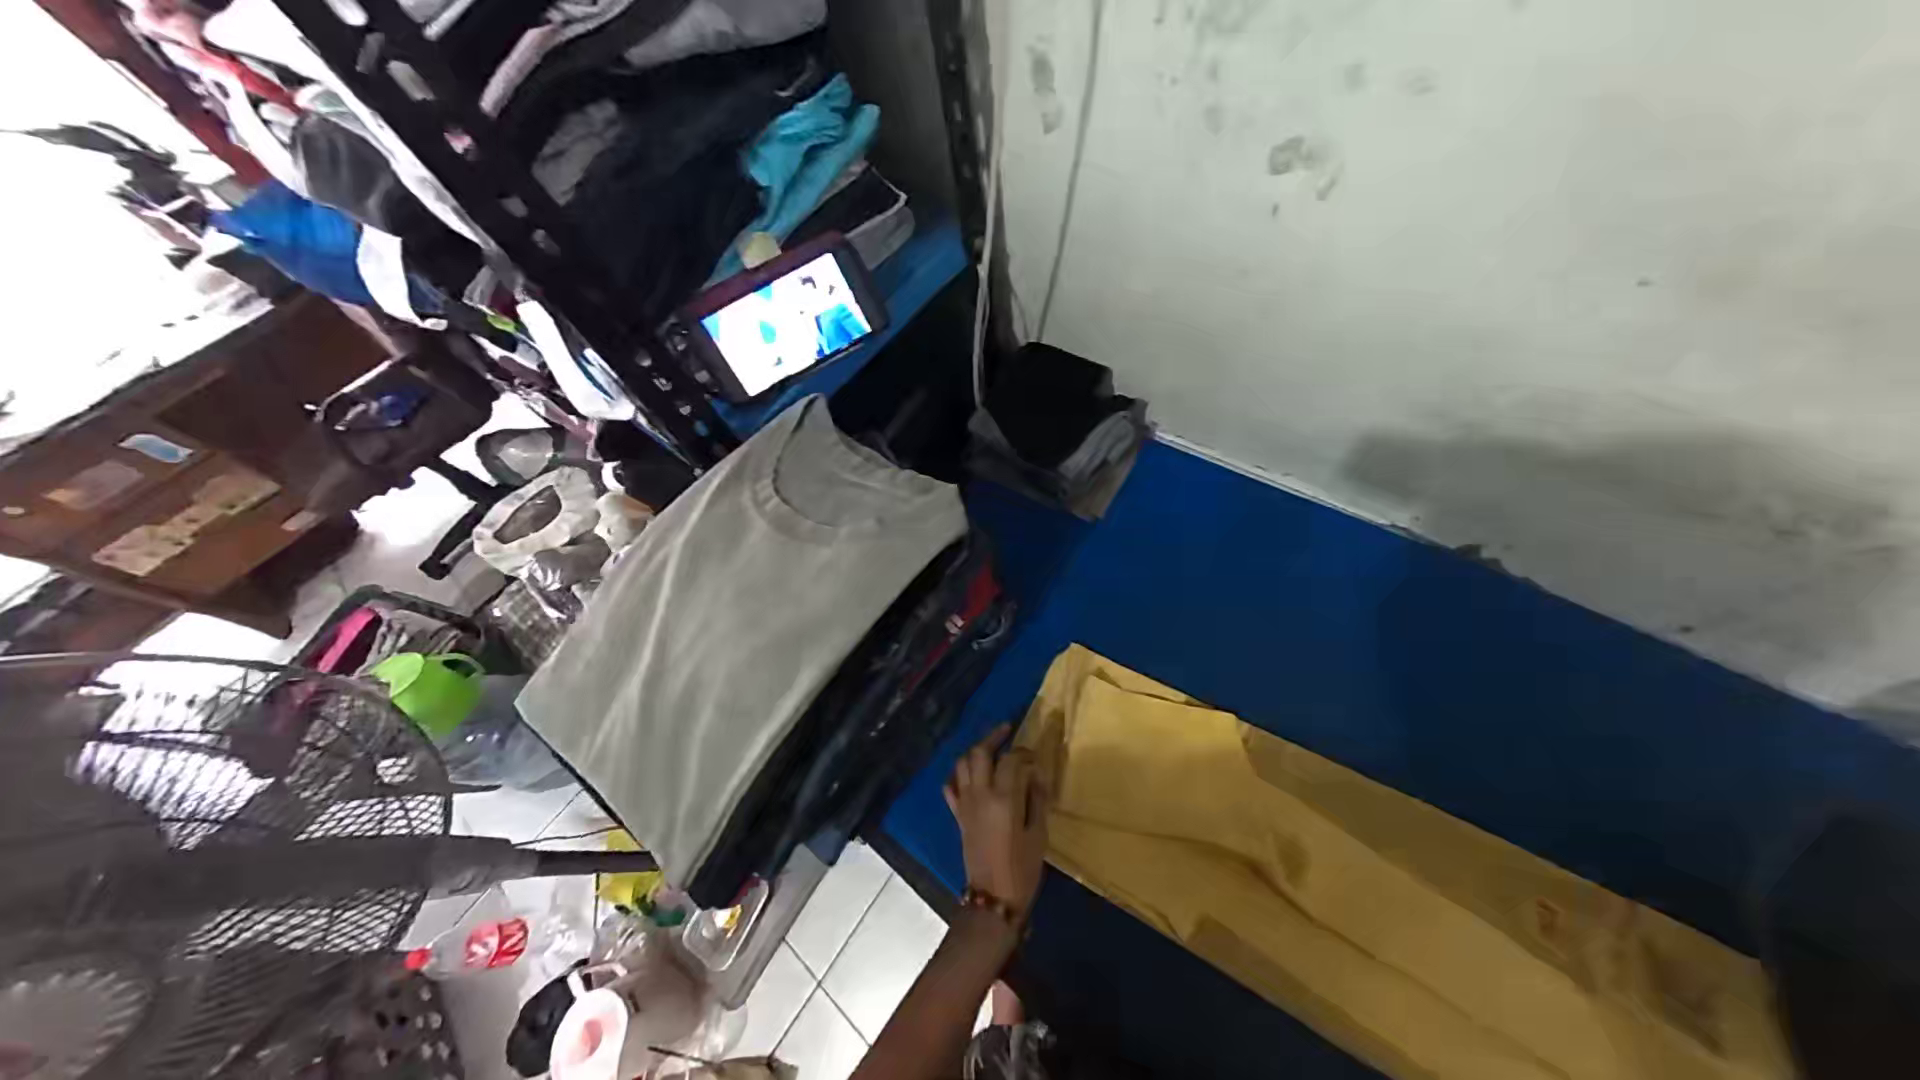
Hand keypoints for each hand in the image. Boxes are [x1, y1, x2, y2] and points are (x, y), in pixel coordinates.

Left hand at [943, 724, 1048, 918]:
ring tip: (990, 748)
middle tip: (1007, 730)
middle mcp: (980, 794)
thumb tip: (1034, 774)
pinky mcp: (957, 815)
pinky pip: (951, 786)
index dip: (1023, 751)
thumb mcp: (1039, 833)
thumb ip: (1036, 799)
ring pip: (961, 764)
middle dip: (992, 737)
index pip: (1010, 759)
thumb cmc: (1022, 869)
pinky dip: (958, 775)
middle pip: (978, 752)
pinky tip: (970, 775)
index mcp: (1004, 798)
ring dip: (975, 751)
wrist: (993, 898)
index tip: (1034, 755)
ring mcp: (964, 804)